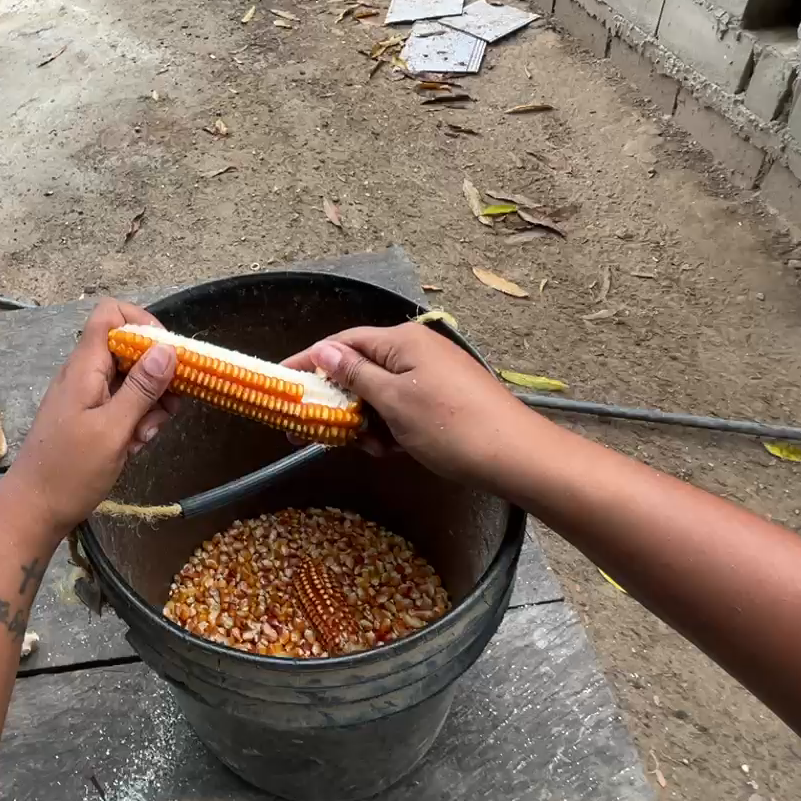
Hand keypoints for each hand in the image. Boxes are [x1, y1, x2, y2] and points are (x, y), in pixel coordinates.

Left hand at [2, 299, 178, 536]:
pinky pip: (123, 404)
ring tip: (145, 437)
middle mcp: (85, 373)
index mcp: (85, 366)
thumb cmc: (69, 470)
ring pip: (131, 380)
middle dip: (156, 376)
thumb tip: (167, 347)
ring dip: (149, 404)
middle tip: (165, 409)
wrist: (33, 510)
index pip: (111, 315)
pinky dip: (136, 420)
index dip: (143, 323)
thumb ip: (141, 388)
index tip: (168, 353)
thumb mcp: (113, 430)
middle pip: (130, 349)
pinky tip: (135, 447)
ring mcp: (87, 395)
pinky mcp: (91, 417)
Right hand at [283, 322, 538, 483]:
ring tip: (367, 447)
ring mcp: (432, 374)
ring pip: (380, 391)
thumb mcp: (393, 401)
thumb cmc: (451, 428)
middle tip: (312, 430)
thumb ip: (354, 375)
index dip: (309, 361)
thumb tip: (323, 351)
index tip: (281, 380)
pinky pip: (402, 404)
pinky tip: (391, 449)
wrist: (520, 459)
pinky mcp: (445, 397)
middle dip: (339, 399)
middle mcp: (416, 350)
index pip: (342, 343)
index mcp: (401, 341)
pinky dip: (390, 424)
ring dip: (365, 418)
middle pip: (360, 368)